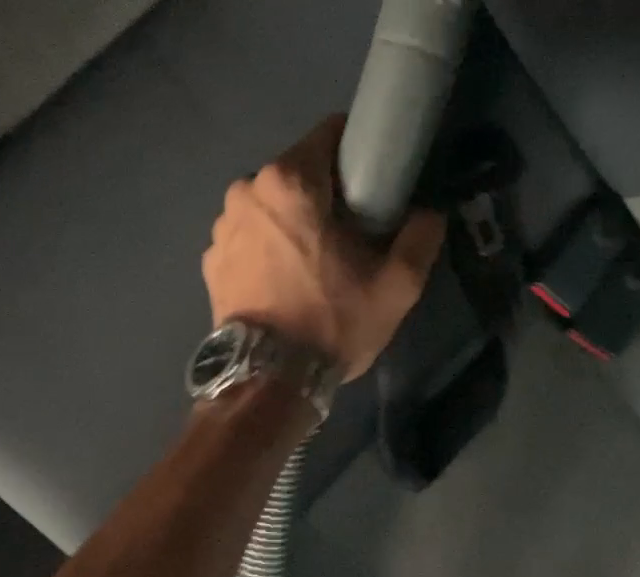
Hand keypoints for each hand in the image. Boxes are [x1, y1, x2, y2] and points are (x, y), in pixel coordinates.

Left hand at [204, 115, 445, 382]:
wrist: (268, 380)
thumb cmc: (331, 324)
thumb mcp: (396, 287)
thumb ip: (420, 238)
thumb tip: (429, 213)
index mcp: (290, 180)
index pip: (329, 133)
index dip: (357, 153)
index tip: (373, 185)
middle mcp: (247, 190)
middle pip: (297, 173)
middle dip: (322, 195)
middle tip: (348, 236)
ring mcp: (221, 226)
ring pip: (269, 207)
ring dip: (290, 223)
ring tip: (312, 266)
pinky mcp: (210, 261)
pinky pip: (247, 240)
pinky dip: (264, 251)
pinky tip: (281, 284)